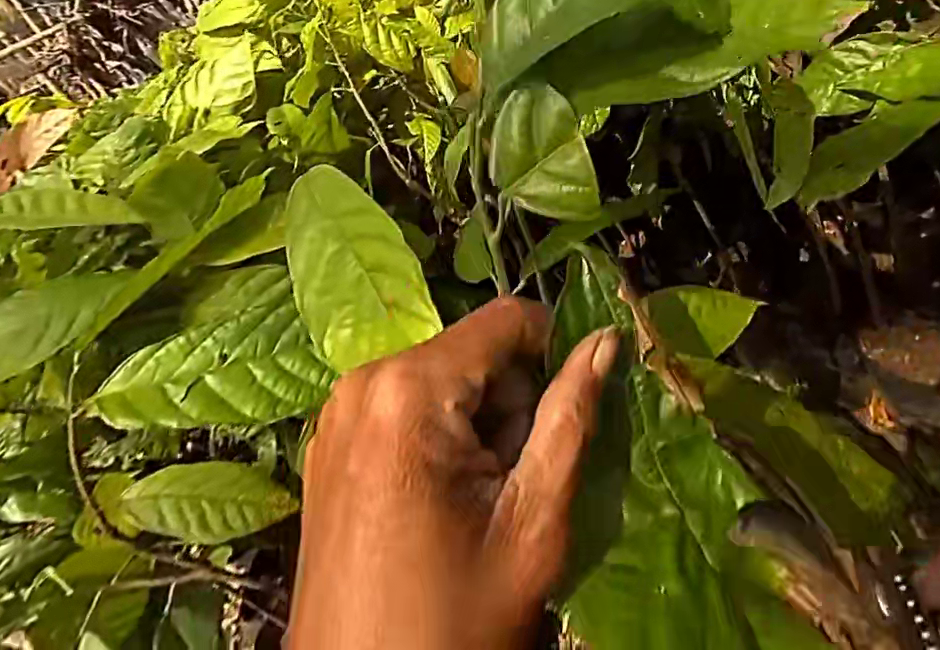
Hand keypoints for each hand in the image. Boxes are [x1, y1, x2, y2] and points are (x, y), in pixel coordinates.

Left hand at [286, 296, 619, 649]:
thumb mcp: (532, 519)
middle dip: (512, 399)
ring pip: (449, 372)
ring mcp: (341, 407)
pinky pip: (411, 398)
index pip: (507, 319)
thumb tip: (606, 340)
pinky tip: (443, 493)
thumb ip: (571, 416)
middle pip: (477, 349)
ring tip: (479, 493)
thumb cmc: (453, 621)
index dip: (552, 351)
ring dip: (481, 418)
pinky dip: (443, 428)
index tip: (564, 410)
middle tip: (513, 475)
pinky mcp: (333, 435)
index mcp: (410, 389)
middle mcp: (366, 379)